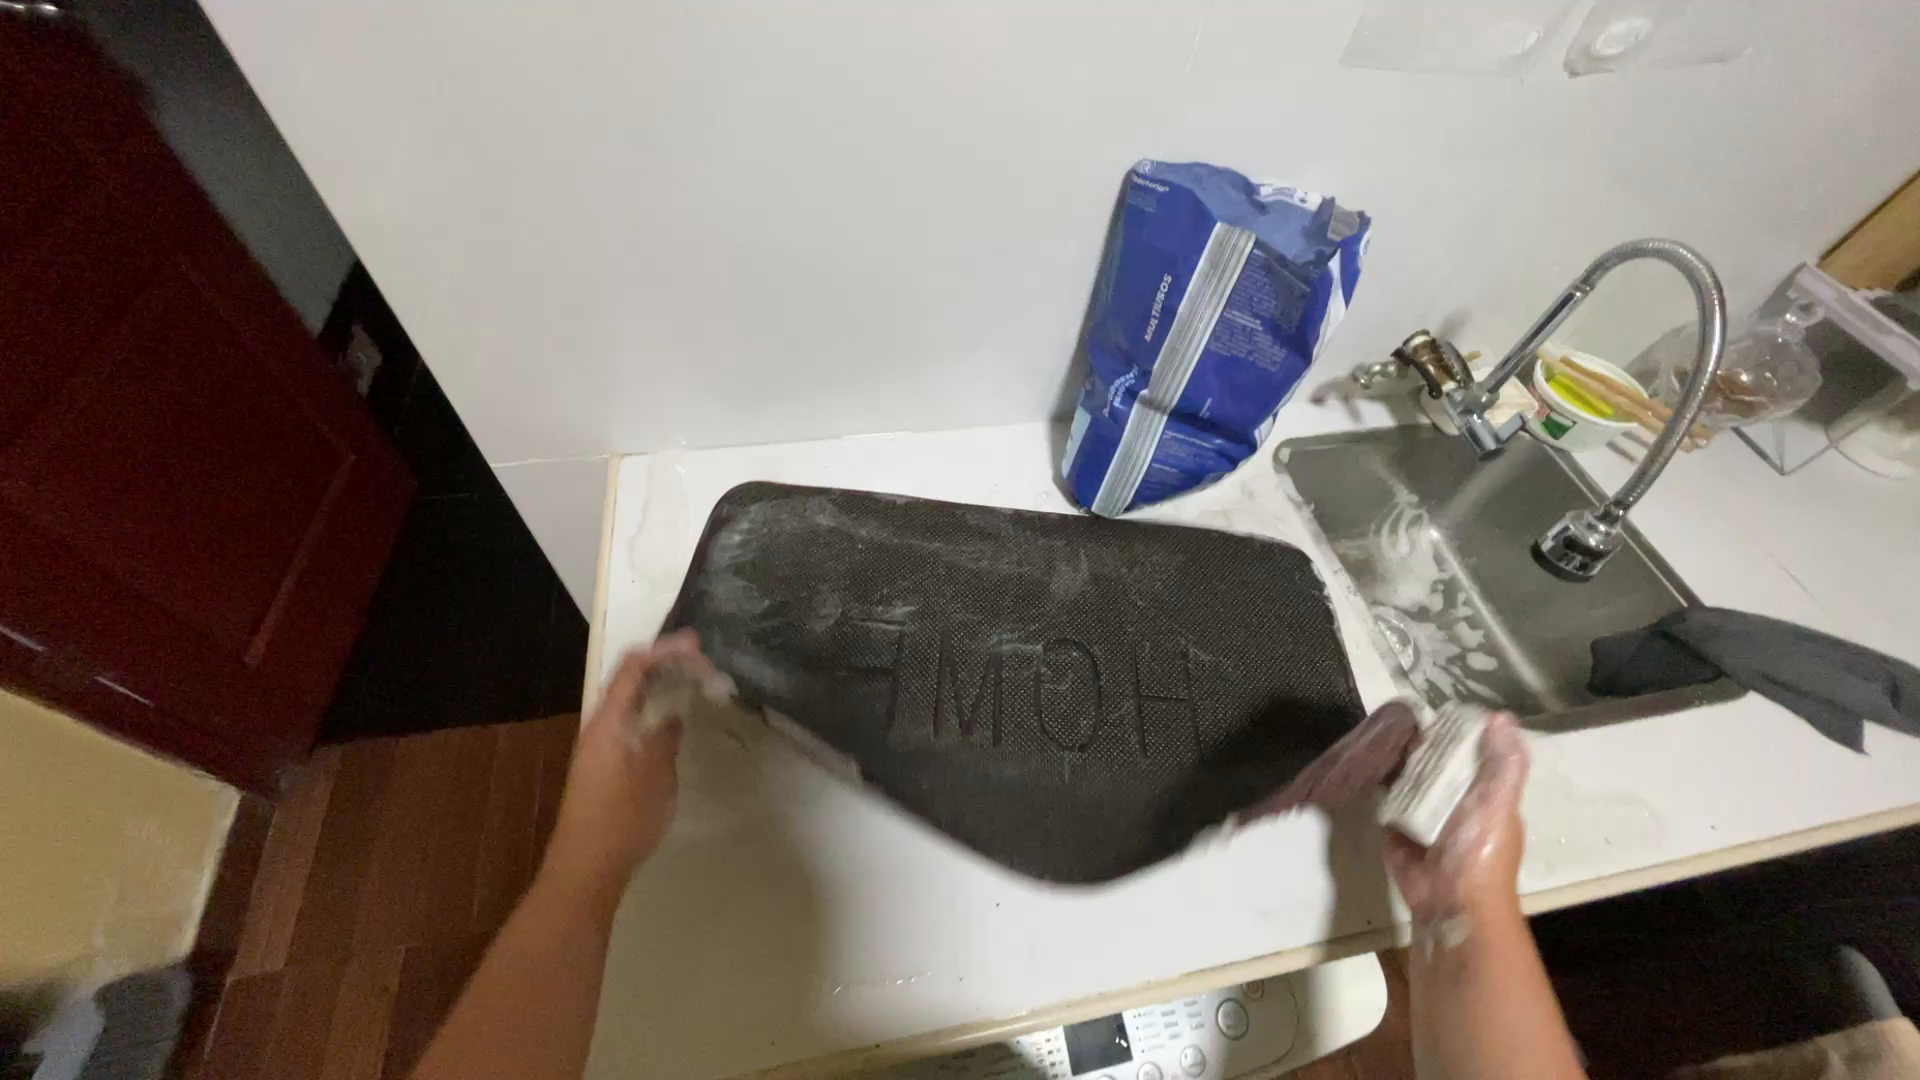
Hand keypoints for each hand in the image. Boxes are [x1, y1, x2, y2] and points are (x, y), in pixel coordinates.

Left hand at [542, 631, 717, 905]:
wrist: (586, 868)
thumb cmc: (623, 819)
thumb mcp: (656, 775)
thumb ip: (665, 738)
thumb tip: (672, 715)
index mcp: (609, 722)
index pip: (634, 668)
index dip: (665, 651)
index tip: (698, 647)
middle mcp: (599, 726)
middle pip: (630, 679)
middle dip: (666, 664)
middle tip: (702, 662)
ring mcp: (599, 745)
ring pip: (631, 700)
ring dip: (660, 686)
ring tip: (694, 684)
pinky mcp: (604, 764)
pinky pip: (631, 720)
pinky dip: (654, 709)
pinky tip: (674, 720)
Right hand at [1383, 710, 1528, 924]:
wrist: (1448, 900)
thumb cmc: (1480, 850)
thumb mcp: (1497, 804)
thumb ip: (1502, 765)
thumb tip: (1501, 716)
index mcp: (1482, 794)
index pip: (1468, 754)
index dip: (1452, 732)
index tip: (1431, 709)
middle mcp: (1452, 800)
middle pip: (1433, 763)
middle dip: (1416, 743)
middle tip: (1390, 716)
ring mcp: (1421, 812)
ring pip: (1406, 776)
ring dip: (1392, 758)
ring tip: (1370, 730)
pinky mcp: (1393, 823)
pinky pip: (1382, 795)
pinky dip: (1374, 778)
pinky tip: (1360, 758)